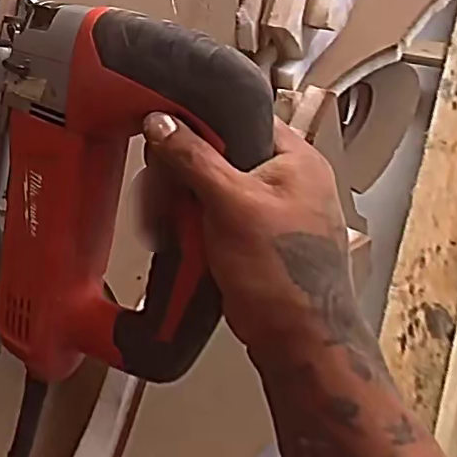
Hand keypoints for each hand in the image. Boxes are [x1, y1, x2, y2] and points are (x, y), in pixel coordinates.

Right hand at [140, 115, 371, 373]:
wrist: (296, 341)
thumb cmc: (286, 276)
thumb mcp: (232, 203)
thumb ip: (193, 156)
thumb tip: (160, 121)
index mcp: (294, 159)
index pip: (238, 114)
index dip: (200, 118)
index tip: (167, 129)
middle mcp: (279, 175)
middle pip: (210, 147)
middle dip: (180, 169)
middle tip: (169, 186)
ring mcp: (258, 202)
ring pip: (200, 177)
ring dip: (177, 196)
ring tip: (170, 217)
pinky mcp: (240, 226)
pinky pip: (200, 205)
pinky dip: (183, 215)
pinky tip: (176, 230)